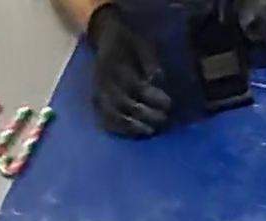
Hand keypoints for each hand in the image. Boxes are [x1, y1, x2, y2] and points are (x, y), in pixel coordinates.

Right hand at [87, 4, 172, 136]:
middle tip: (164, 119)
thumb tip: (158, 79)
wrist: (104, 40)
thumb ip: (149, 61)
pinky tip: (135, 134)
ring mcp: (99, 97)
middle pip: (128, 105)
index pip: (136, 88)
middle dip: (148, 115)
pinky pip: (108, 123)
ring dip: (136, 126)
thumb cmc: (127, 44)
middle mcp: (105, 84)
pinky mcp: (97, 106)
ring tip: (151, 131)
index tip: (169, 104)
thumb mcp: (141, 44)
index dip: (153, 98)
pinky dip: (123, 130)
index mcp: (115, 67)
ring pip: (117, 117)